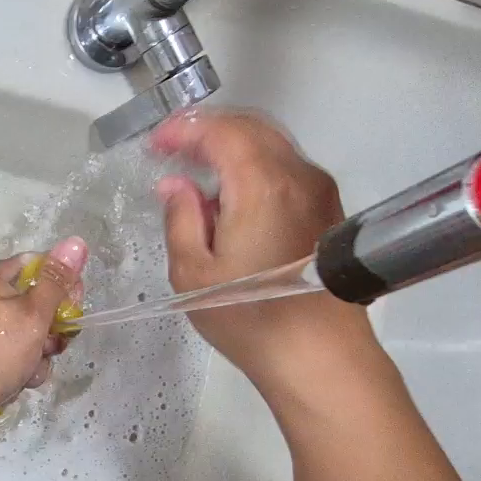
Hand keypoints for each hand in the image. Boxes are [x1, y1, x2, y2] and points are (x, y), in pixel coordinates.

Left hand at [0, 237, 87, 438]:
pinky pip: (8, 357)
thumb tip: (76, 241)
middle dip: (49, 331)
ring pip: (25, 337)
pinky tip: (14, 385)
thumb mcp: (32, 315)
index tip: (72, 310)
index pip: (38, 267)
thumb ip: (56, 281)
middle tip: (48, 347)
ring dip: (35, 357)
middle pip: (34, 306)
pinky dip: (17, 371)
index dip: (62, 286)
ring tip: (27, 372)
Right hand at [152, 109, 385, 405]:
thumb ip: (181, 220)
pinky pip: (284, 168)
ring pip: (271, 146)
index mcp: (260, 186)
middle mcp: (296, 175)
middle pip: (252, 129)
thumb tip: (174, 186)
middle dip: (209, 130)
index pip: (222, 133)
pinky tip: (229, 192)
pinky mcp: (326, 208)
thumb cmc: (245, 316)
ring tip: (196, 168)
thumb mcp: (193, 273)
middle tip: (172, 147)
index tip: (155, 142)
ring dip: (232, 147)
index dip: (185, 129)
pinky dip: (252, 165)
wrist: (315, 351)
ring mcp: (317, 190)